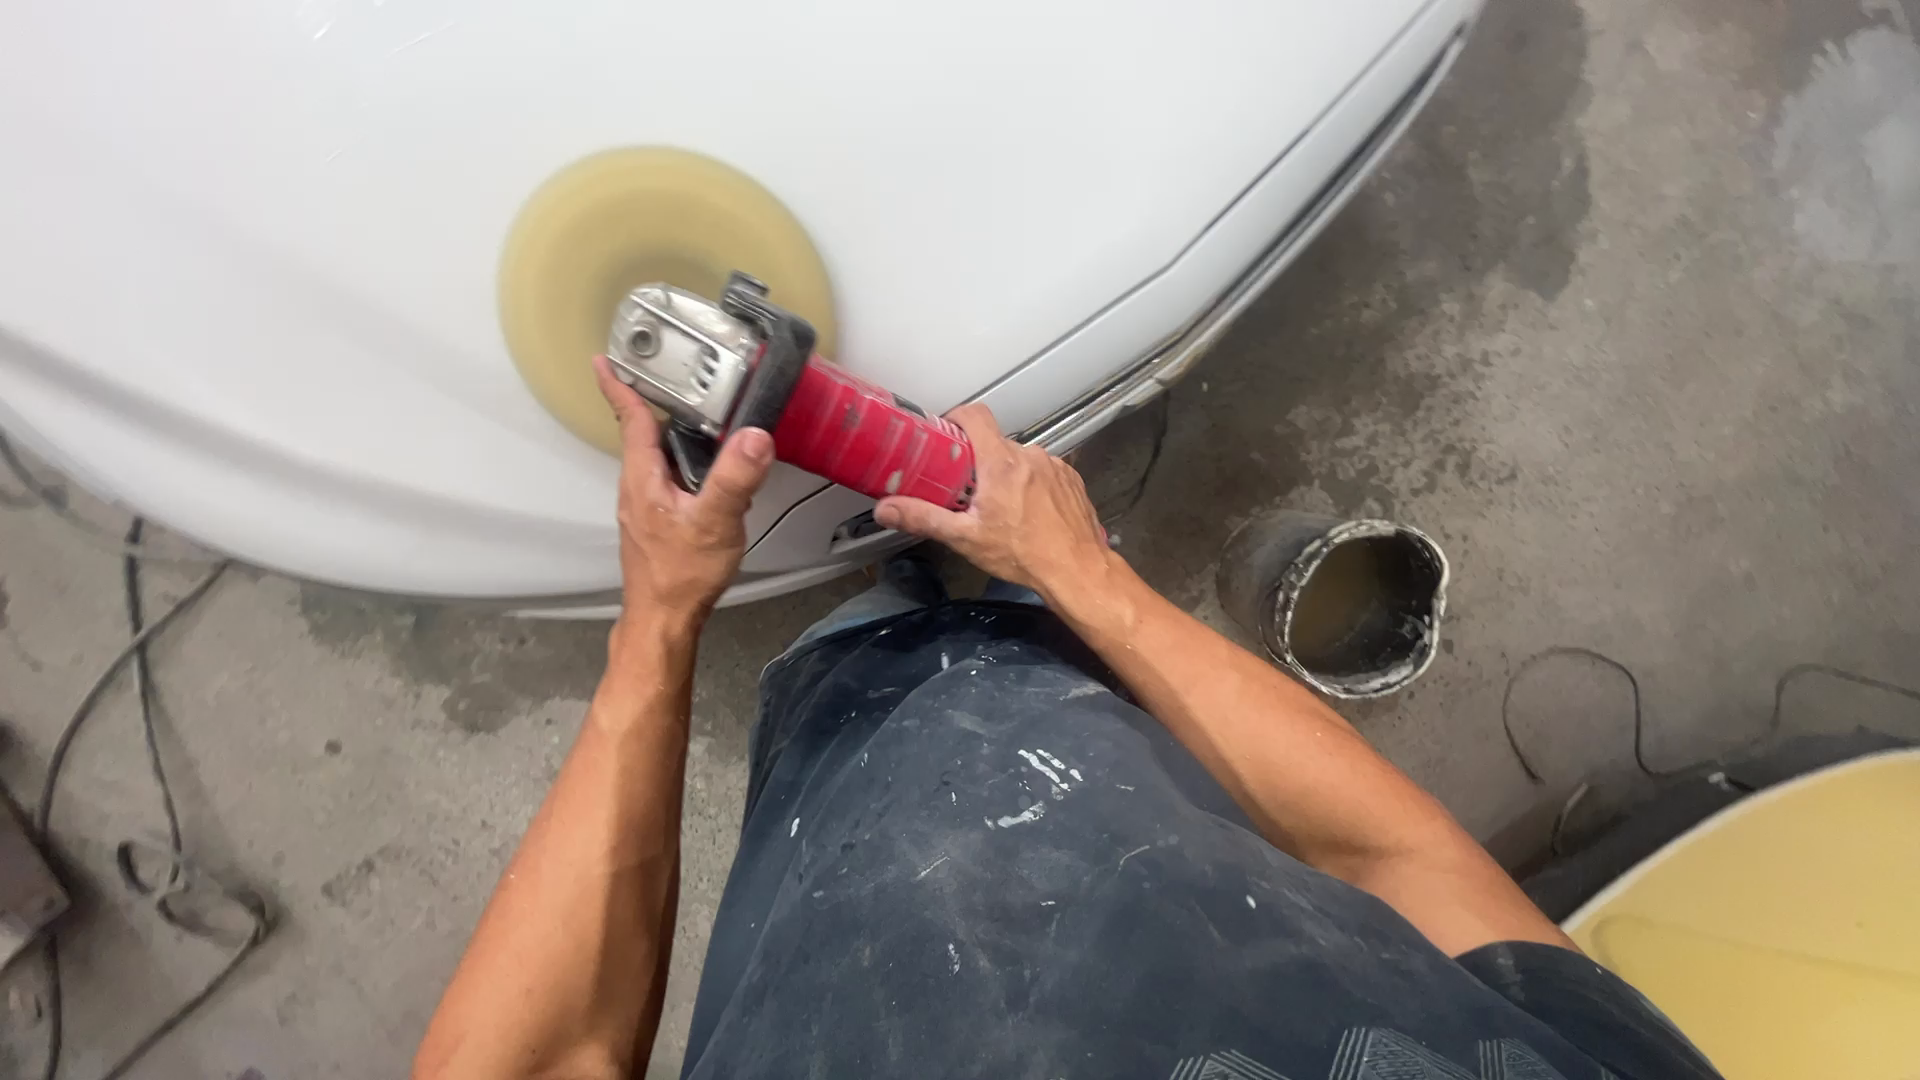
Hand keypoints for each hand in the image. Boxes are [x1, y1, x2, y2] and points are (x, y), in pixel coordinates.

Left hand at [593, 355, 774, 627]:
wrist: (665, 618)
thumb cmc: (681, 573)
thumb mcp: (715, 520)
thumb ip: (735, 478)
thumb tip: (754, 436)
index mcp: (644, 478)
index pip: (632, 420)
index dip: (619, 386)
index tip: (605, 359)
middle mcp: (638, 488)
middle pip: (647, 436)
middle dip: (660, 406)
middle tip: (681, 381)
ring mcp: (646, 508)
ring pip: (659, 461)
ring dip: (675, 438)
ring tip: (704, 424)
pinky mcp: (659, 524)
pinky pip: (670, 482)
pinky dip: (686, 467)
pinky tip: (711, 479)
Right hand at [874, 404, 1113, 602]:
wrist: (1076, 570)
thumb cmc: (1023, 554)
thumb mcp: (965, 538)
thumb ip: (923, 518)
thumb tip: (885, 510)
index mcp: (1001, 462)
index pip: (975, 415)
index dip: (956, 418)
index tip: (946, 436)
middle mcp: (1030, 455)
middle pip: (995, 443)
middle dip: (979, 462)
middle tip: (967, 491)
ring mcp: (1054, 466)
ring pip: (1020, 459)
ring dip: (1007, 476)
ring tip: (1001, 509)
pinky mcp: (1071, 479)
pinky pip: (1043, 472)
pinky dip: (1032, 485)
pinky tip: (1029, 513)